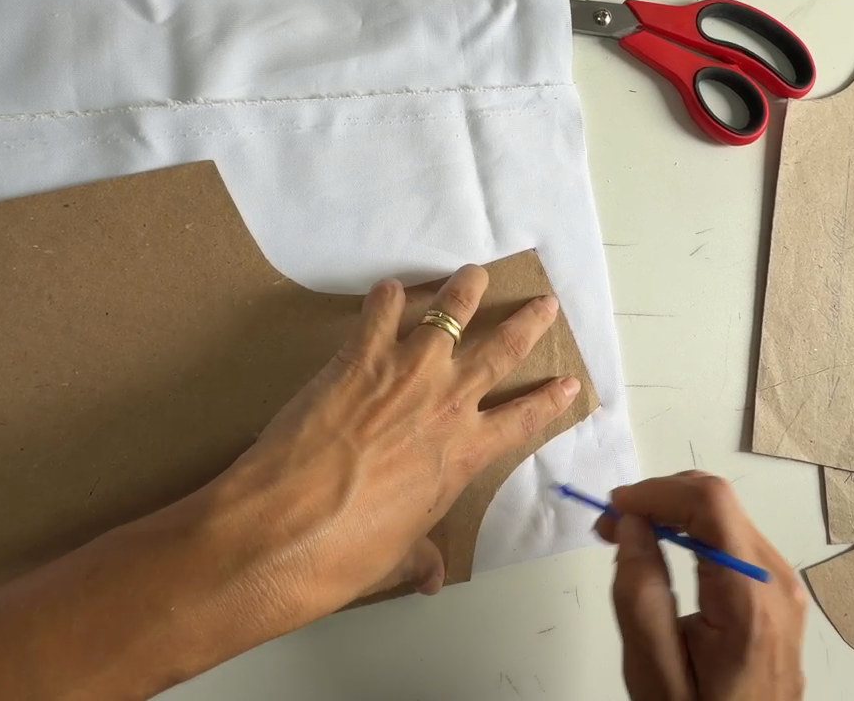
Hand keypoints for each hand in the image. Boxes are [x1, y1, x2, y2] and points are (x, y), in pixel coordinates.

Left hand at [193, 264, 581, 633]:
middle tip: (545, 302)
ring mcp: (407, 371)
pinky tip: (389, 289)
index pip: (524, 420)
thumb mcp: (397, 556)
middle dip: (528, 323)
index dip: (551, 401)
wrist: (284, 532)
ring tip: (474, 273)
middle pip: (501, 351)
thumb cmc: (346, 554)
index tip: (570, 382)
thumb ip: (421, 556)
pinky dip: (387, 297)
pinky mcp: (361, 356)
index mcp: (464, 453)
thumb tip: (431, 579)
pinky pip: (381, 311)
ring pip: (450, 313)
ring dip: (466, 289)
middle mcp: (447, 402)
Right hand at [596, 473, 807, 700]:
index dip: (657, 490)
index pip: (710, 503)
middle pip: (717, 500)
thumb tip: (632, 521)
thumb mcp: (654, 675)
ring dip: (671, 511)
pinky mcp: (777, 591)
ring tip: (628, 535)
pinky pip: (731, 536)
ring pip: (723, 512)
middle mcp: (777, 581)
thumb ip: (640, 593)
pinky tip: (662, 546)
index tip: (613, 507)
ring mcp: (783, 585)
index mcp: (751, 600)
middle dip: (658, 498)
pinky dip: (691, 529)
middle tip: (611, 526)